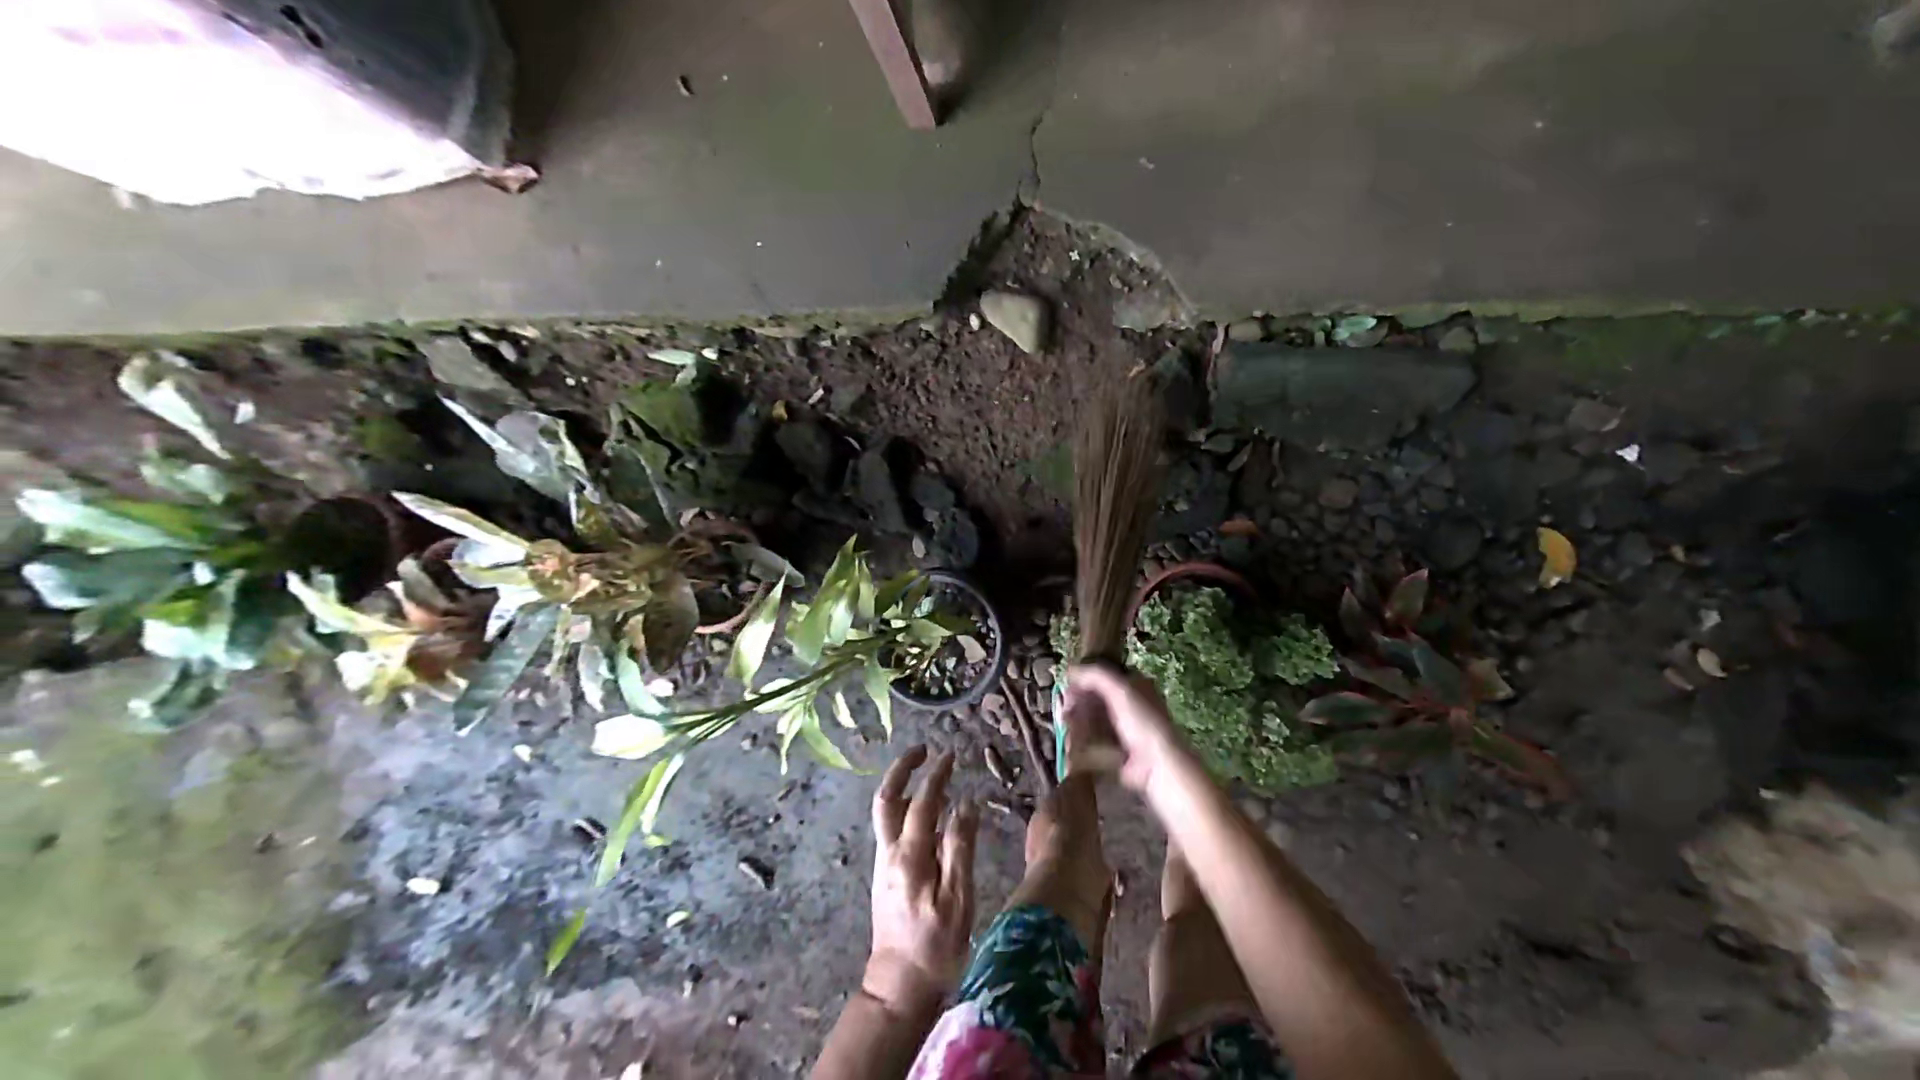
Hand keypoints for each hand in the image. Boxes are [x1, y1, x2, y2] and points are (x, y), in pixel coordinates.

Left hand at [863, 746, 977, 1018]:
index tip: (951, 755)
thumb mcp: (958, 900)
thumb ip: (960, 849)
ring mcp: (884, 863)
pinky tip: (923, 813)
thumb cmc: (935, 946)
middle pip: (887, 799)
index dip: (936, 776)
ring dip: (901, 786)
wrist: (898, 984)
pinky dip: (904, 808)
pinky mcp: (885, 874)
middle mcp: (890, 853)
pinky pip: (891, 828)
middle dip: (902, 769)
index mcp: (910, 857)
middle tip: (922, 750)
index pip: (922, 803)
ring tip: (923, 772)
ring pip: (886, 812)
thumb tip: (966, 804)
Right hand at [1063, 664, 1197, 796]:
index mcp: (1136, 683)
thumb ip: (1095, 674)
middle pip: (1096, 696)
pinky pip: (1095, 736)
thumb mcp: (1120, 688)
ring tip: (1067, 724)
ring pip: (1093, 716)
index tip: (1069, 684)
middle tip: (1066, 707)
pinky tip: (1073, 738)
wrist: (1156, 762)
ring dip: (1078, 718)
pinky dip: (1083, 735)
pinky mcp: (1117, 745)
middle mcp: (1131, 702)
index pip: (1104, 674)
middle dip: (1078, 700)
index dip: (1085, 677)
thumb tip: (1070, 670)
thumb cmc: (1142, 720)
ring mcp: (1124, 725)